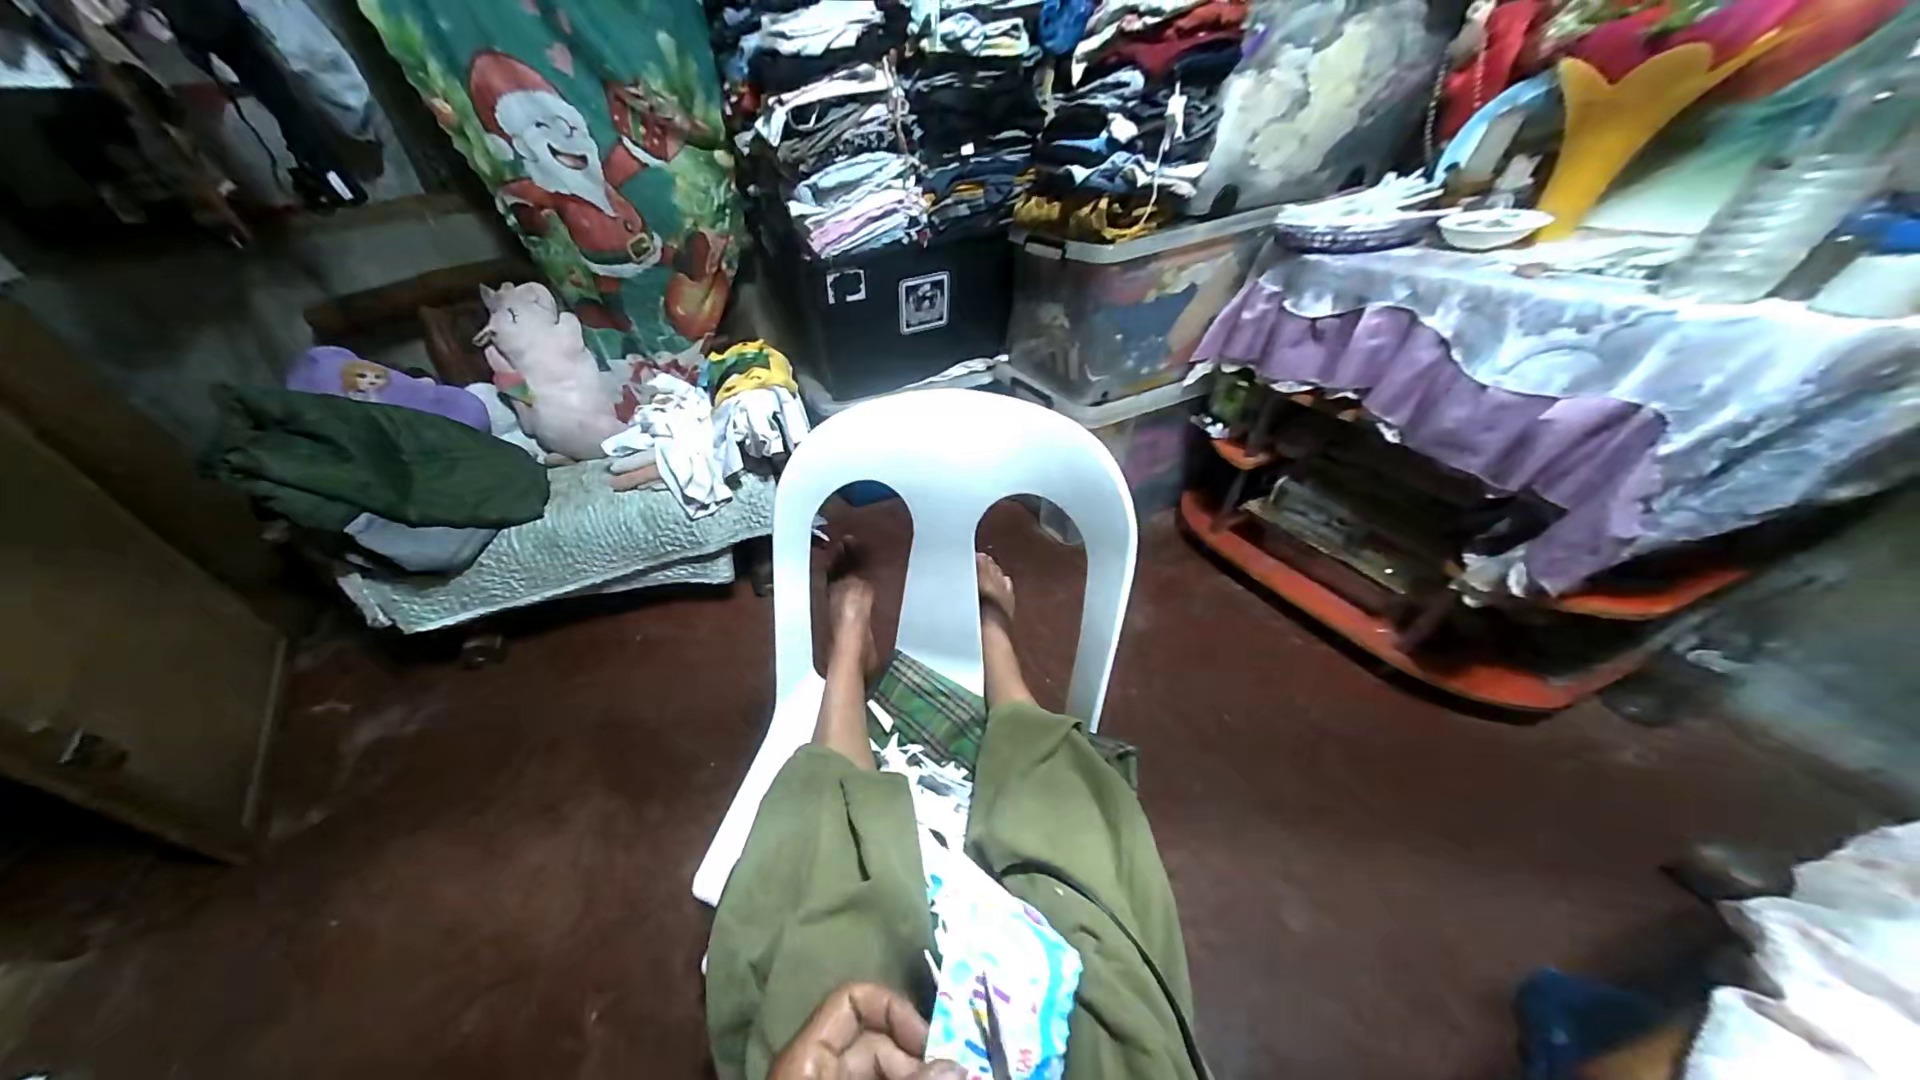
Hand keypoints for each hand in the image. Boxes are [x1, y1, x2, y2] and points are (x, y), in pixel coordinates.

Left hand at [768, 983, 963, 1079]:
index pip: (852, 999)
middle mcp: (815, 1066)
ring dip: (916, 1072)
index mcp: (806, 1053)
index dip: (893, 1009)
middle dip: (915, 1052)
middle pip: (874, 1038)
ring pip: (880, 1069)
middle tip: (950, 1073)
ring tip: (947, 1078)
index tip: (930, 1041)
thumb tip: (958, 1064)